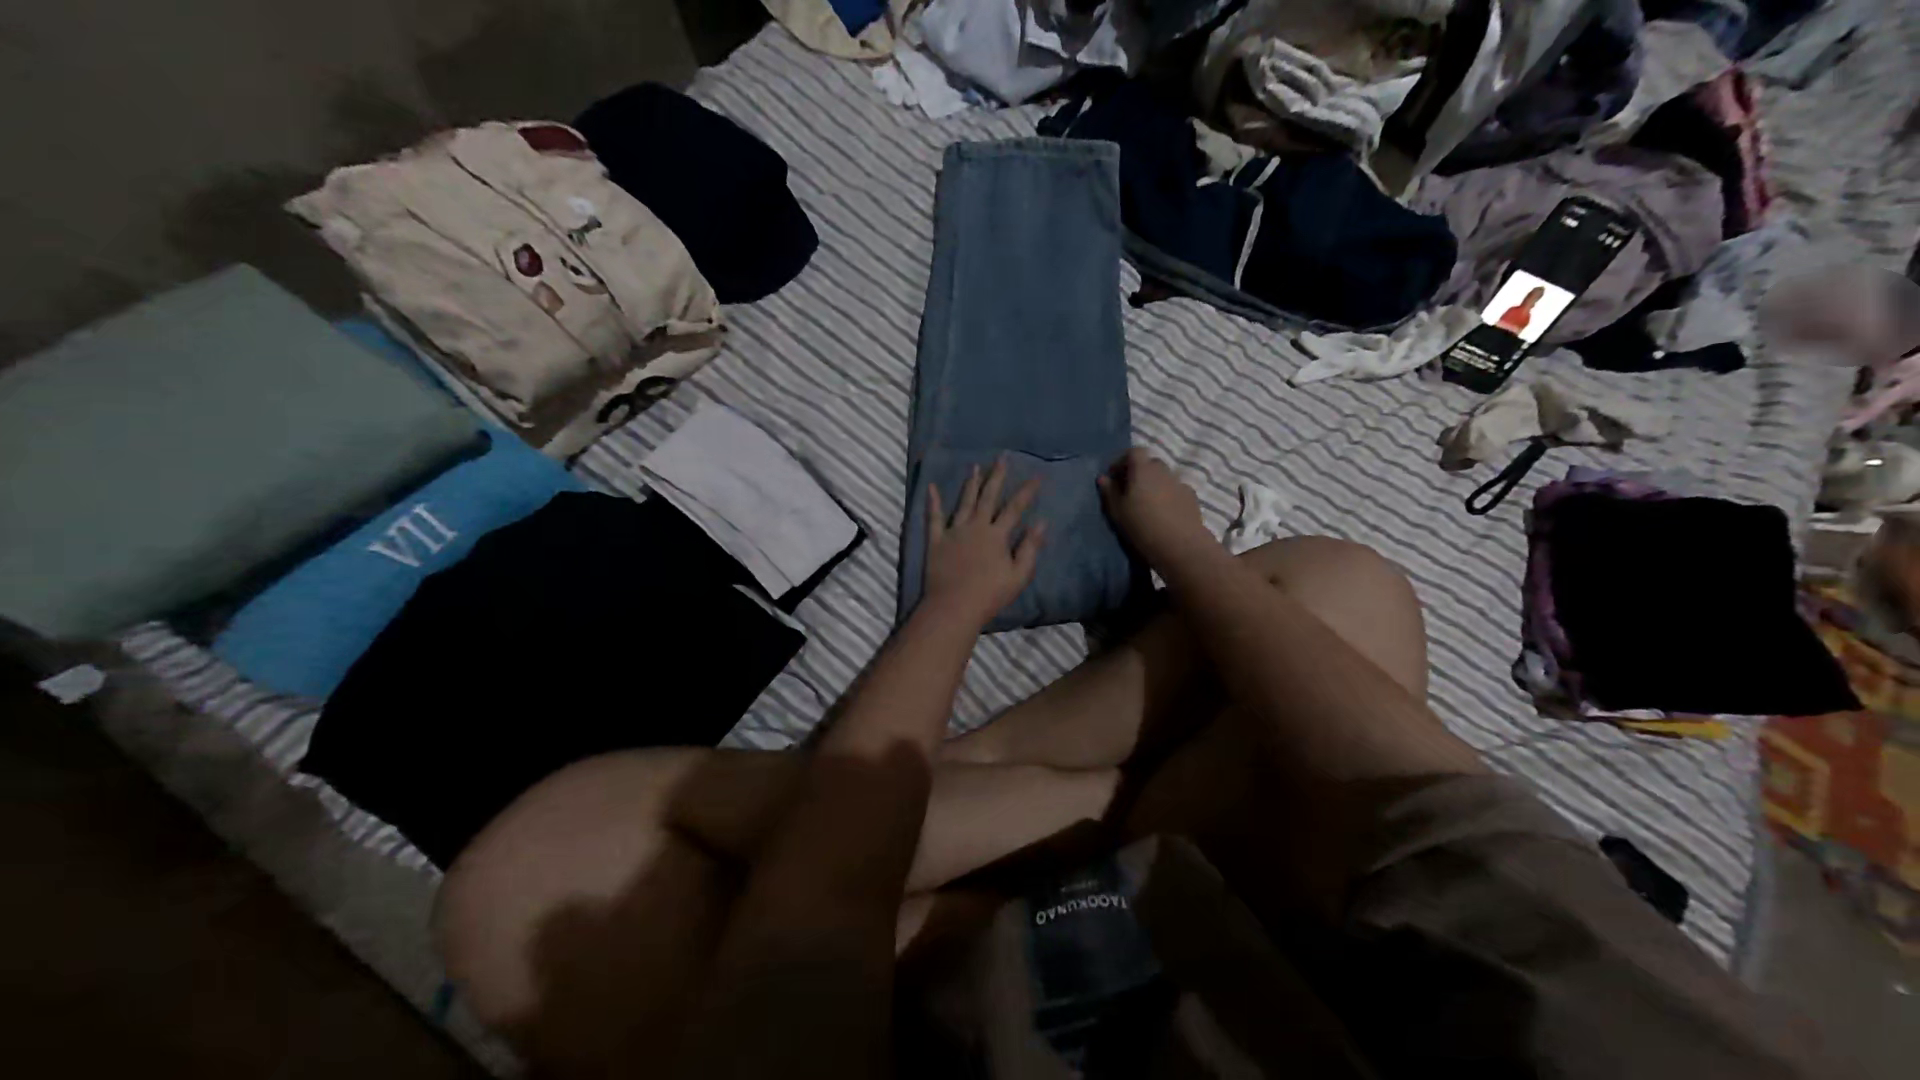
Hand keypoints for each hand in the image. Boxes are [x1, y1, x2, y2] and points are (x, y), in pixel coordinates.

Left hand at [923, 458, 1045, 626]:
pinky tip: (932, 487)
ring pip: (964, 502)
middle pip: (988, 497)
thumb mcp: (1019, 575)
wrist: (954, 606)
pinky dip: (933, 502)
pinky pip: (934, 517)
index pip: (1015, 508)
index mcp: (997, 535)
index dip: (1027, 491)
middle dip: (996, 476)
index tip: (1037, 475)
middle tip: (1002, 458)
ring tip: (975, 467)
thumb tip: (1041, 523)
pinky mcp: (936, 540)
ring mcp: (954, 531)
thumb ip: (1030, 547)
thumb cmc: (990, 594)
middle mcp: (975, 526)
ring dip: (971, 484)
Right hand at [1097, 448, 1212, 566]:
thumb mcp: (1117, 511)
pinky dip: (1168, 495)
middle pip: (1150, 463)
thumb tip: (1103, 478)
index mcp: (1143, 470)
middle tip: (1130, 491)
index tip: (1114, 476)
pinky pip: (1176, 490)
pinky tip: (1164, 513)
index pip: (1134, 452)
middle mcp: (1163, 471)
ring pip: (1164, 477)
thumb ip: (1109, 492)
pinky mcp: (1192, 497)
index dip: (1122, 461)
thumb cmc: (1142, 526)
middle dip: (1139, 472)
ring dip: (1154, 485)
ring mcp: (1180, 483)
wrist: (1180, 545)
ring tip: (1147, 505)